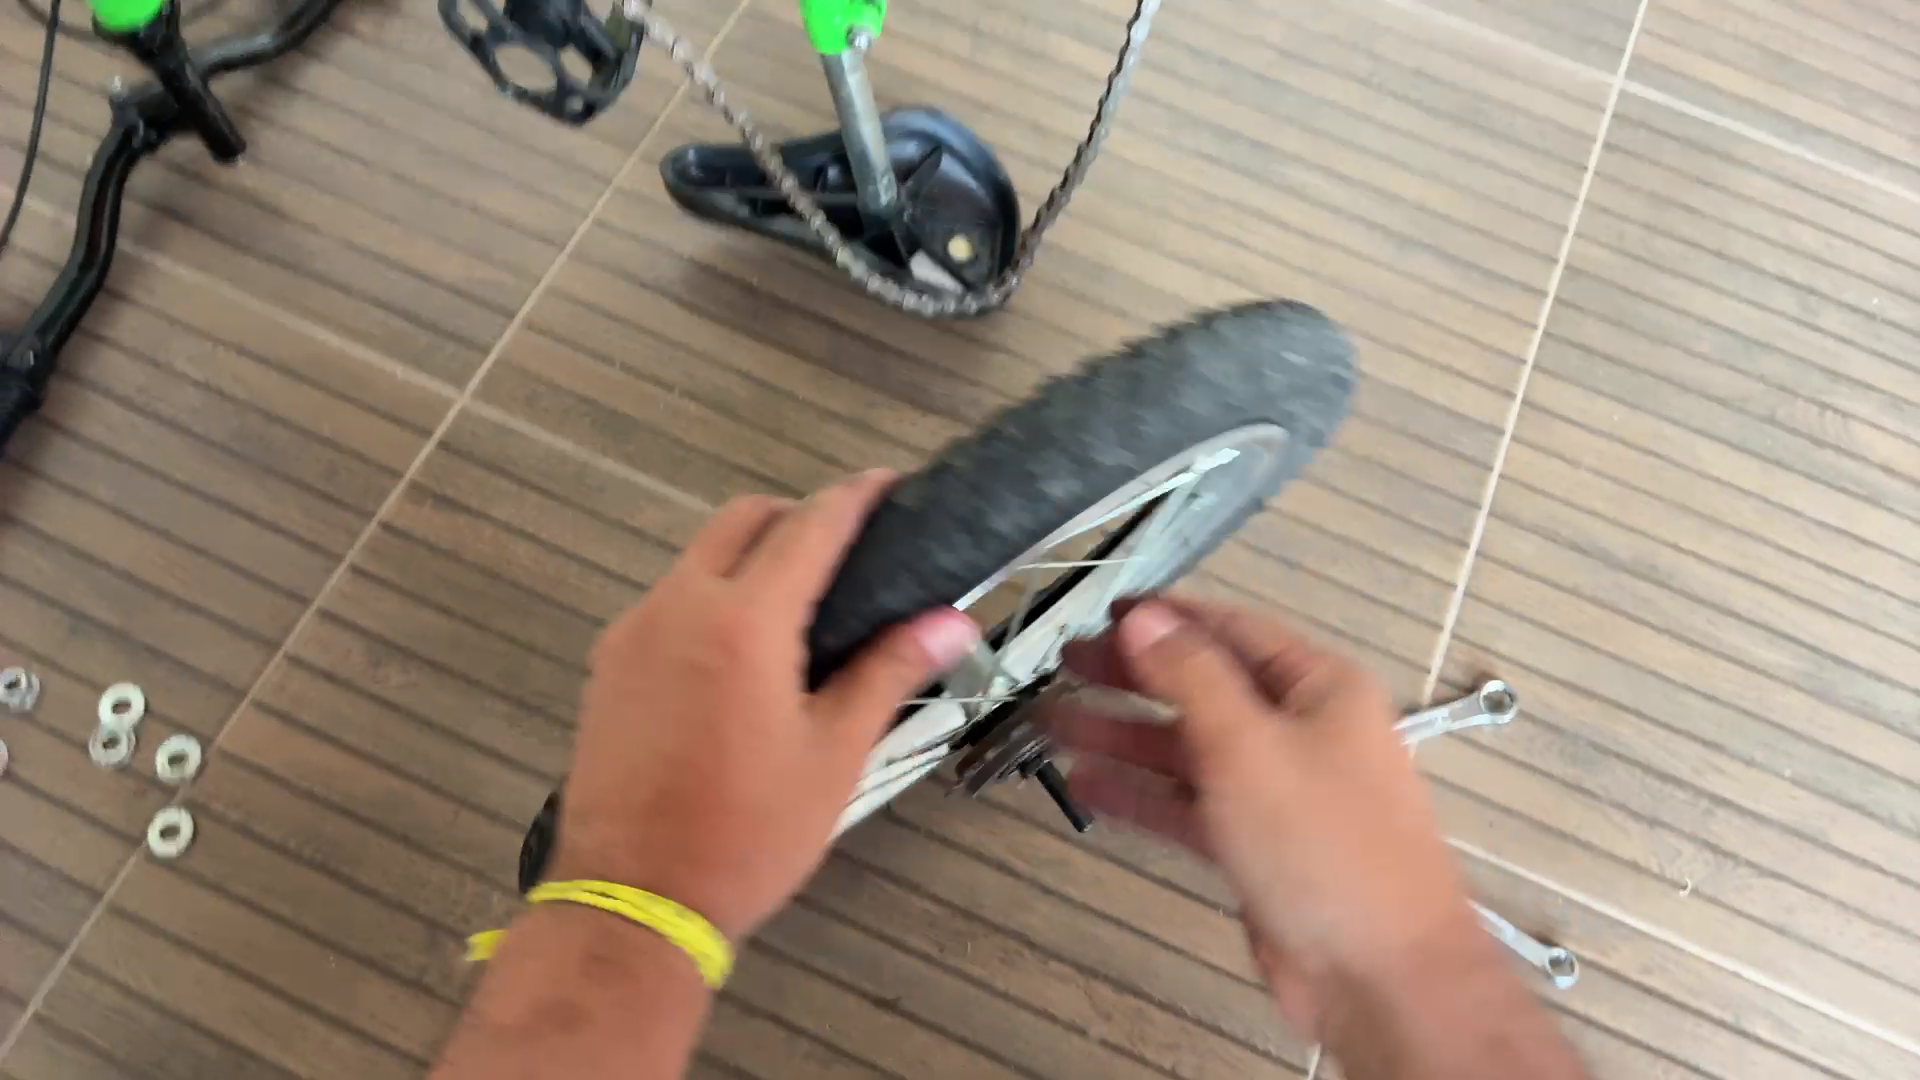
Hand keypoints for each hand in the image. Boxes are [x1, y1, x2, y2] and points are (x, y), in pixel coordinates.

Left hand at [550, 471, 980, 941]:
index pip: (809, 527)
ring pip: (701, 554)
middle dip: (798, 513)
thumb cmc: (750, 828)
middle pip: (743, 517)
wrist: (631, 903)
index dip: (854, 496)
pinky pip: (671, 596)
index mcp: (744, 619)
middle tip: (845, 547)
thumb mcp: (835, 750)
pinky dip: (713, 591)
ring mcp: (634, 629)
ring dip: (751, 552)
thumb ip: (890, 669)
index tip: (887, 483)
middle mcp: (680, 603)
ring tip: (798, 601)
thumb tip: (952, 621)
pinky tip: (738, 649)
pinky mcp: (609, 661)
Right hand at [1051, 597, 1480, 1031]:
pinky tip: (1086, 785)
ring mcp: (1272, 787)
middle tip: (1070, 663)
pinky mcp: (1252, 839)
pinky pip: (1186, 801)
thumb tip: (1144, 615)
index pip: (1229, 630)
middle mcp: (1295, 728)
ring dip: (1122, 735)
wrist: (1383, 983)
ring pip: (1185, 746)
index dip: (1166, 618)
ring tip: (1054, 724)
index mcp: (1314, 688)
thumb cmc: (1321, 843)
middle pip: (1199, 686)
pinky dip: (1140, 792)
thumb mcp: (1247, 743)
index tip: (1106, 613)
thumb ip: (1189, 673)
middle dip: (1131, 675)